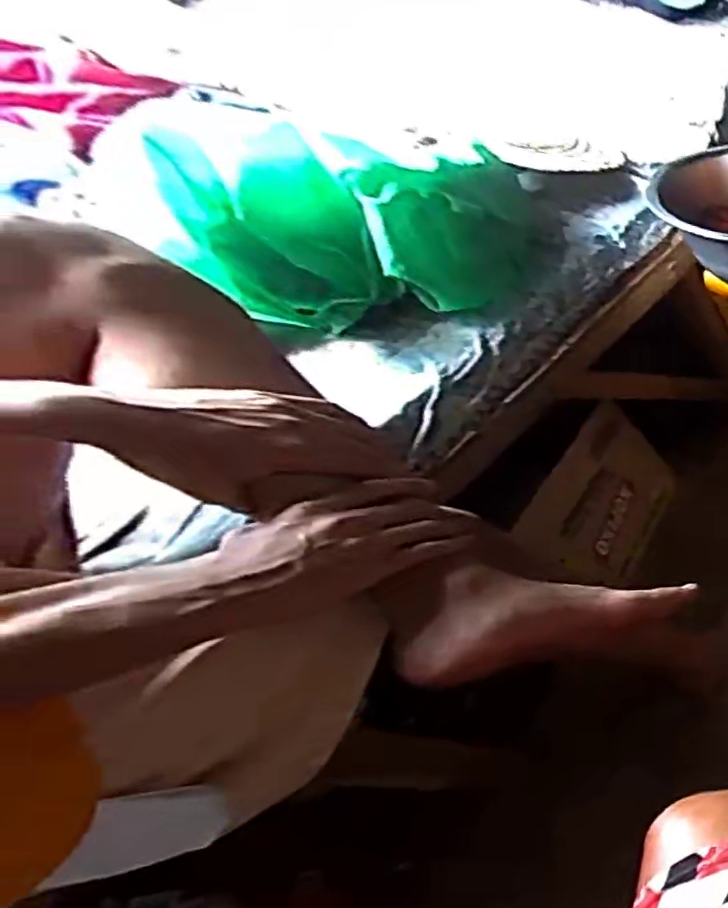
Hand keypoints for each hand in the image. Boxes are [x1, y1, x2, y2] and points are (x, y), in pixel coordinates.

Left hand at [81, 387, 408, 511]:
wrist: (125, 411)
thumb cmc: (165, 458)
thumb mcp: (213, 487)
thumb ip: (275, 497)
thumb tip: (299, 508)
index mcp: (293, 445)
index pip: (366, 461)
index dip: (397, 480)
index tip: (423, 497)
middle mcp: (301, 421)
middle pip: (369, 444)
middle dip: (399, 468)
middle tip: (422, 492)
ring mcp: (290, 406)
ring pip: (357, 427)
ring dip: (382, 450)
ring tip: (400, 472)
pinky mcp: (278, 399)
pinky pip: (337, 414)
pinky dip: (361, 431)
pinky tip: (366, 443)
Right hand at [210, 478, 474, 615]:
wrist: (232, 589)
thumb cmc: (237, 564)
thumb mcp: (263, 525)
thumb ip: (290, 514)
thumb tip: (290, 512)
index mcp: (320, 504)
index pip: (375, 487)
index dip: (406, 485)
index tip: (425, 485)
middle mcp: (348, 517)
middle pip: (406, 503)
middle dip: (434, 504)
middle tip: (453, 505)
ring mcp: (365, 540)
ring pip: (422, 523)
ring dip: (448, 522)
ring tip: (468, 522)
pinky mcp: (375, 566)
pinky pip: (423, 549)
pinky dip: (448, 543)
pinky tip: (465, 541)